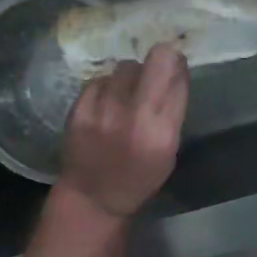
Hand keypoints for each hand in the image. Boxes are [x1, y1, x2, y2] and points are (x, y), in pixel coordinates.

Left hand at [59, 43, 188, 217]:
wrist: (93, 197)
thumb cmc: (139, 176)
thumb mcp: (169, 151)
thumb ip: (173, 111)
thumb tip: (177, 68)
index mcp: (162, 131)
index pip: (176, 75)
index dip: (176, 64)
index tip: (174, 65)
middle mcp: (134, 115)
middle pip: (154, 60)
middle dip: (158, 60)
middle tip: (154, 72)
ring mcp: (103, 110)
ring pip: (124, 67)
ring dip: (130, 77)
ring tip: (126, 95)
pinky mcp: (79, 109)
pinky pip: (99, 81)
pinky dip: (106, 88)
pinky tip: (105, 105)